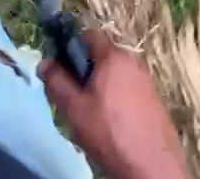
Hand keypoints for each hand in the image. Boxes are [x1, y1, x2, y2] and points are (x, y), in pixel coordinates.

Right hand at [41, 28, 189, 178]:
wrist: (152, 168)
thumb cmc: (109, 132)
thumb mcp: (74, 108)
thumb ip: (56, 82)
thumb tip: (44, 62)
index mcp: (114, 56)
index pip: (89, 34)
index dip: (72, 47)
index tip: (64, 69)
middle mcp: (134, 61)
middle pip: (103, 54)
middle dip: (87, 69)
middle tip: (76, 94)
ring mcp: (147, 81)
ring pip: (117, 73)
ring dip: (103, 84)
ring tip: (94, 111)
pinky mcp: (155, 100)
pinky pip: (130, 88)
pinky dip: (119, 96)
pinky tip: (114, 121)